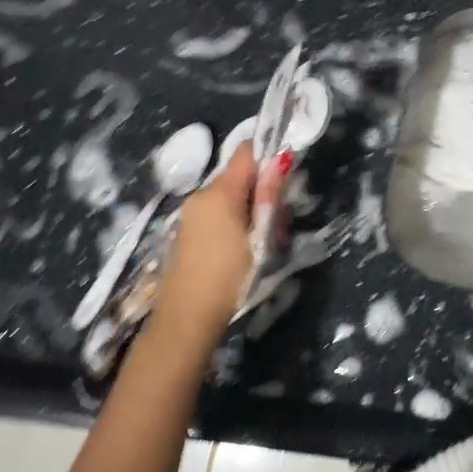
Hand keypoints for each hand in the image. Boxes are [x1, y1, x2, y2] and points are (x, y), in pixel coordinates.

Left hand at [150, 146, 289, 351]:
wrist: (187, 319)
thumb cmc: (230, 275)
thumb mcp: (260, 235)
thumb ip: (269, 195)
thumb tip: (281, 158)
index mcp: (219, 192)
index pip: (246, 152)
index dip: (268, 158)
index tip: (284, 182)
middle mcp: (201, 195)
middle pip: (240, 176)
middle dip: (263, 192)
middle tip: (277, 224)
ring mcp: (191, 215)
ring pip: (230, 197)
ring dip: (251, 210)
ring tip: (264, 242)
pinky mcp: (188, 232)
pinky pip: (218, 213)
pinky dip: (235, 222)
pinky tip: (244, 250)